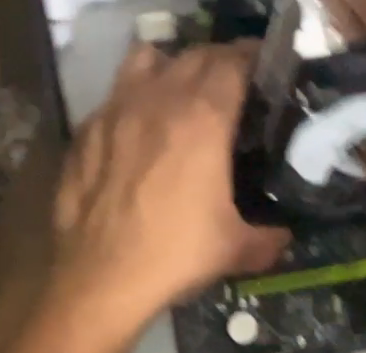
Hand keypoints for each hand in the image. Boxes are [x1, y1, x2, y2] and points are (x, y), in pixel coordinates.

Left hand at [48, 43, 289, 332]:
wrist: (101, 283)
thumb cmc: (173, 259)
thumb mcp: (232, 251)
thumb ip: (266, 239)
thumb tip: (283, 240)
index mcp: (203, 117)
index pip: (235, 63)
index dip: (252, 66)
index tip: (260, 80)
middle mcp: (157, 100)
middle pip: (193, 57)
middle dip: (213, 67)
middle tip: (224, 92)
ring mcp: (114, 113)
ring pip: (145, 62)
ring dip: (166, 71)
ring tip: (174, 99)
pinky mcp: (82, 136)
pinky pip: (110, 101)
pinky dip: (126, 107)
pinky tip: (131, 138)